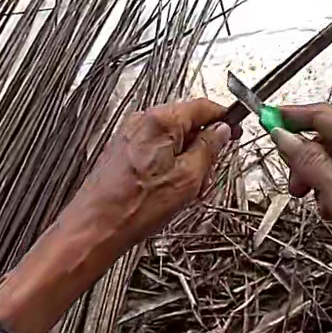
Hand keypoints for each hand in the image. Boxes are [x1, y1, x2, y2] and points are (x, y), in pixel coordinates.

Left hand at [60, 97, 235, 256]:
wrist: (96, 227)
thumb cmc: (135, 206)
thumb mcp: (188, 178)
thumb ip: (208, 149)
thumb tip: (221, 132)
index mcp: (161, 120)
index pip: (202, 106)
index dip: (224, 118)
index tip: (236, 130)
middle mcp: (142, 121)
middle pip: (186, 121)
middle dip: (204, 143)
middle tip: (213, 169)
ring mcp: (130, 135)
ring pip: (171, 138)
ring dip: (187, 157)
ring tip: (189, 188)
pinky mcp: (123, 151)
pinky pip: (155, 149)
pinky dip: (169, 163)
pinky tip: (169, 189)